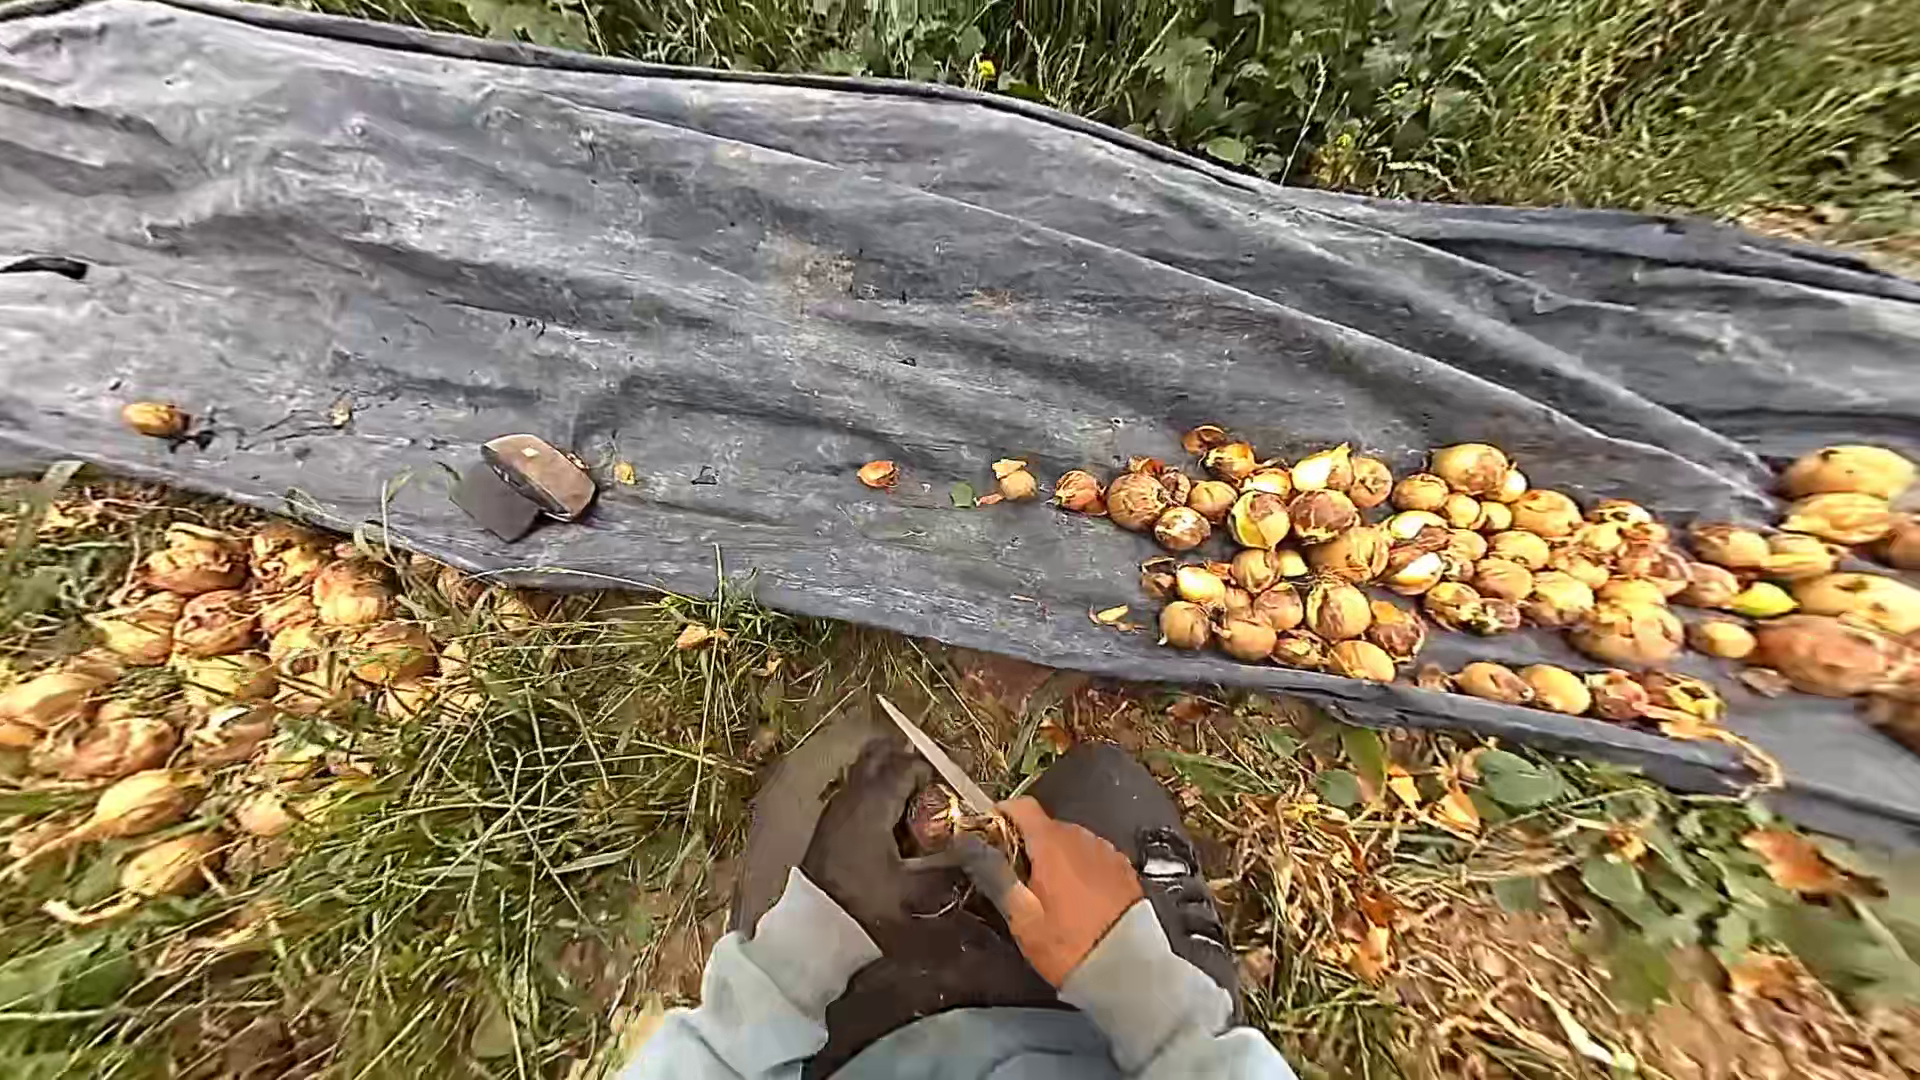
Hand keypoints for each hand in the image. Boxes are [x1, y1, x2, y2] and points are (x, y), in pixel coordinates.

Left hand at [800, 741, 962, 944]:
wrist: (814, 924)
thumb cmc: (863, 903)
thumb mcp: (910, 889)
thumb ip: (946, 868)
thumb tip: (975, 852)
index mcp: (874, 802)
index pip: (905, 766)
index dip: (929, 769)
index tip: (948, 784)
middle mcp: (854, 793)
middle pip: (880, 754)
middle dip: (906, 758)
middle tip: (929, 778)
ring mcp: (838, 803)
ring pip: (865, 766)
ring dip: (889, 769)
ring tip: (912, 792)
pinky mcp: (830, 817)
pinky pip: (857, 784)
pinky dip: (875, 785)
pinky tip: (890, 813)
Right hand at [995, 796, 1143, 986]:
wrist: (1131, 972)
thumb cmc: (1069, 944)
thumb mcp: (1023, 917)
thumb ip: (995, 874)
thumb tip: (968, 842)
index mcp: (1052, 841)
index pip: (1021, 806)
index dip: (1001, 815)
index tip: (989, 837)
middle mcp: (1080, 834)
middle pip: (1045, 826)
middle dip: (1027, 844)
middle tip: (1017, 879)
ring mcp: (1105, 848)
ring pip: (1069, 842)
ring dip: (1055, 857)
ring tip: (1050, 895)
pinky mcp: (1124, 866)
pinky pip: (1091, 856)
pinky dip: (1079, 867)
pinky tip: (1080, 899)